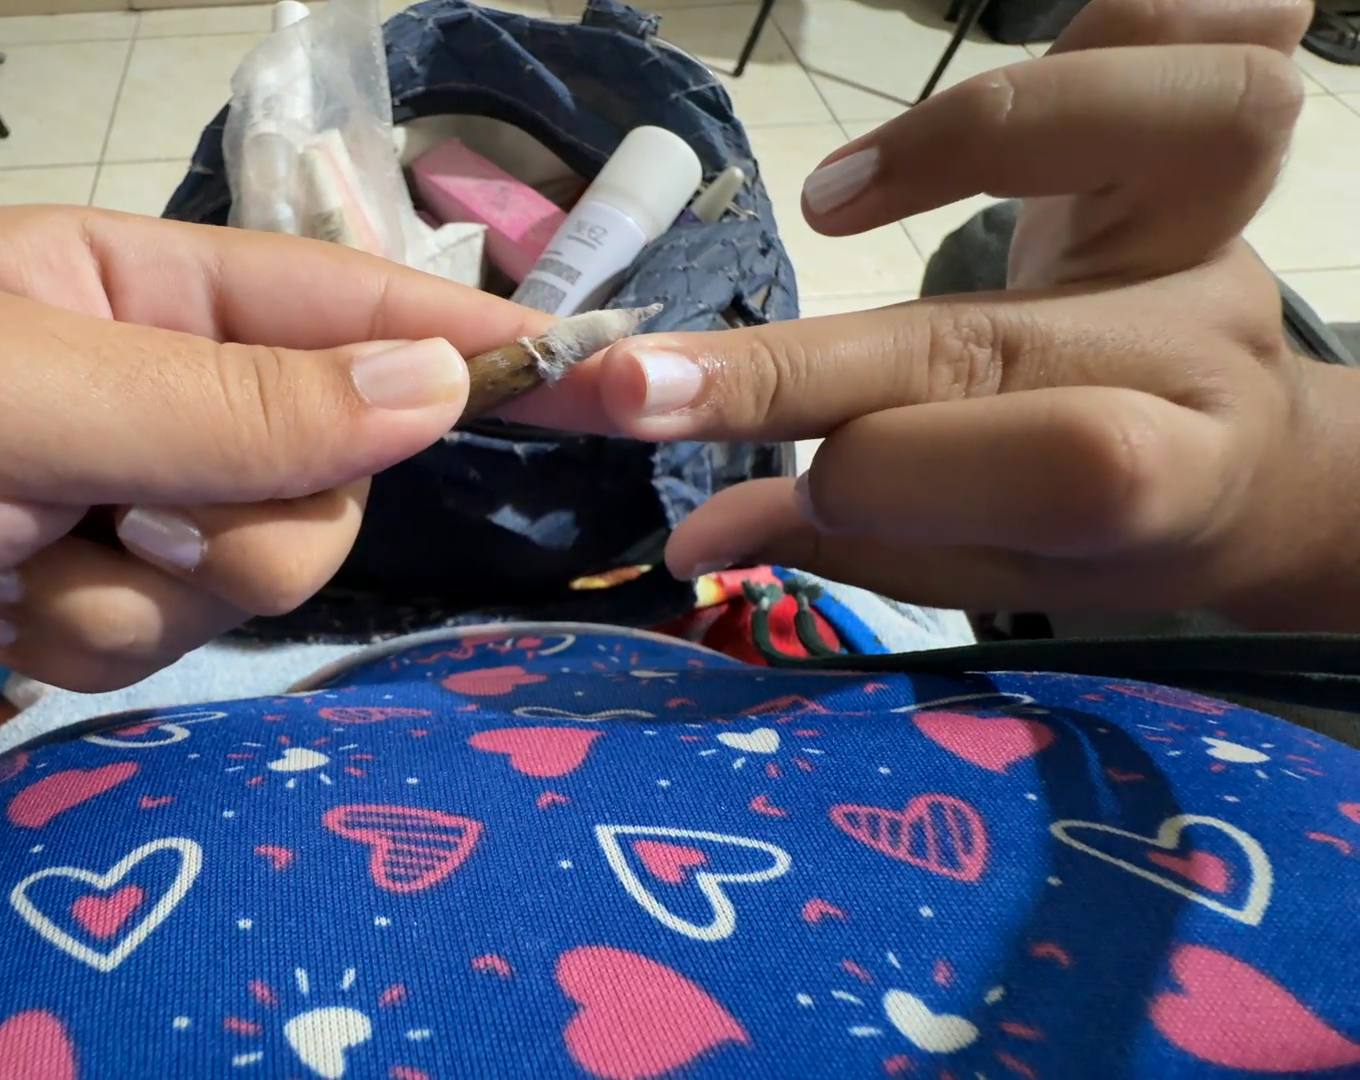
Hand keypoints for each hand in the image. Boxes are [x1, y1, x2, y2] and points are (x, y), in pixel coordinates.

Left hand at [0, 208, 559, 769]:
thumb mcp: (10, 398)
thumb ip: (239, 405)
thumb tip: (437, 381)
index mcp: (137, 284)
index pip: (335, 299)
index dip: (450, 334)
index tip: (565, 365)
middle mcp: (146, 383)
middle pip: (312, 468)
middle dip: (253, 523)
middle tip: (144, 527)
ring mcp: (116, 492)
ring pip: (247, 565)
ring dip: (152, 595)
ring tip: (17, 574)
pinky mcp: (77, 586)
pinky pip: (165, 631)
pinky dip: (88, 642)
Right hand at [592, 0, 1356, 628]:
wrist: (1236, 477)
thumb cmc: (1077, 537)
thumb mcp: (959, 569)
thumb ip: (821, 541)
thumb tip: (684, 543)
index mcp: (1142, 491)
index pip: (1019, 471)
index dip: (861, 479)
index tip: (735, 505)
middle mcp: (1181, 352)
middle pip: (977, 345)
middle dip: (769, 375)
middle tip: (621, 383)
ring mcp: (1204, 242)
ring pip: (1188, 120)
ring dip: (968, 137)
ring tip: (830, 199)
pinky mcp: (1197, 169)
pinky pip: (1221, 26)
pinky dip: (1127, 14)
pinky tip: (1023, 48)